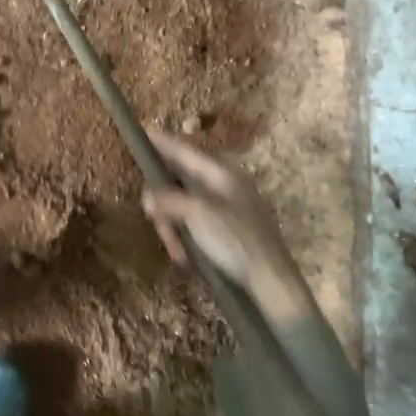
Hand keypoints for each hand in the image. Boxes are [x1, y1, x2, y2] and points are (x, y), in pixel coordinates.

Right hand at [141, 131, 317, 326]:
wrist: (272, 283)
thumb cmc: (236, 240)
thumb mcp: (196, 214)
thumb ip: (167, 200)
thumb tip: (148, 198)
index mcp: (222, 175)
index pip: (185, 151)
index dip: (163, 143)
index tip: (143, 132)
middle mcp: (224, 186)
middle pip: (179, 182)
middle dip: (163, 203)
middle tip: (153, 219)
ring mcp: (226, 209)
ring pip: (183, 207)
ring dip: (173, 227)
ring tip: (176, 252)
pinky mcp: (226, 230)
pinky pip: (194, 224)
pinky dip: (185, 237)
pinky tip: (185, 257)